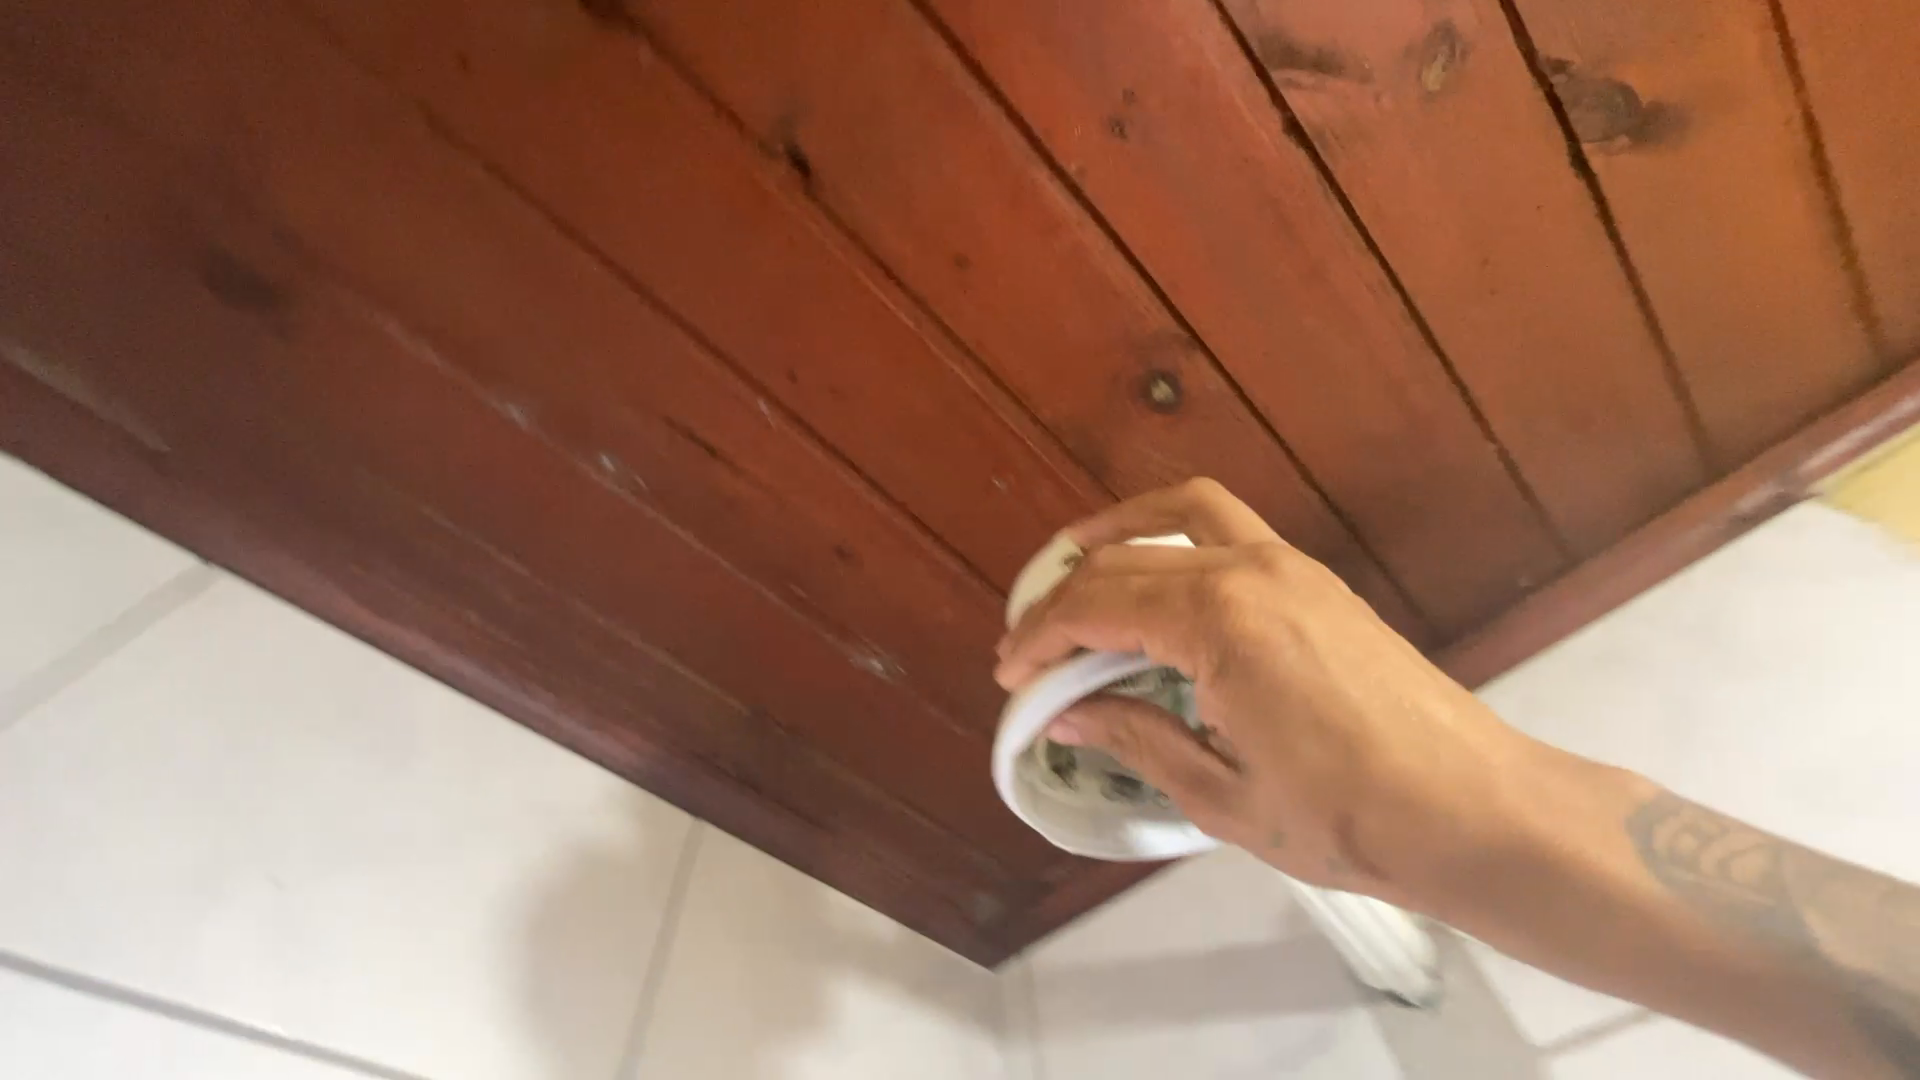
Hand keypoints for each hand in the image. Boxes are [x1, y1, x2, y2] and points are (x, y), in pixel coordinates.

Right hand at [994, 479, 1539, 905]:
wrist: (1480, 812)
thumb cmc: (1347, 817)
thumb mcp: (1219, 793)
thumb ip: (1133, 735)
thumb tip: (1063, 713)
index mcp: (1216, 621)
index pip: (1096, 609)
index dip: (1040, 640)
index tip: (1010, 674)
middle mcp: (1246, 569)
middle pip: (1123, 562)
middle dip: (1063, 601)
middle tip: (1030, 647)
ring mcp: (1285, 563)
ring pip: (1175, 515)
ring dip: (1114, 536)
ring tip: (1071, 566)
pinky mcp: (1309, 576)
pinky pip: (1222, 526)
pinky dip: (1168, 533)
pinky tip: (1151, 573)